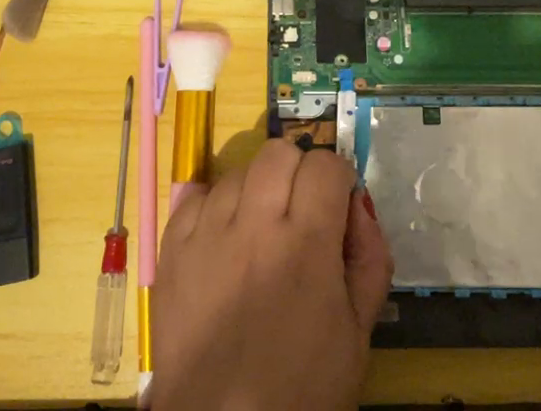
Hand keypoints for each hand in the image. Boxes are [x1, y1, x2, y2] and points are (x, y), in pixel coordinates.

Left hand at [151, 139, 392, 410]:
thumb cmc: (301, 388)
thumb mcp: (358, 332)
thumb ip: (369, 258)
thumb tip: (359, 207)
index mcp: (306, 242)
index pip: (325, 165)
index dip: (338, 179)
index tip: (337, 205)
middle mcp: (254, 224)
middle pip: (278, 153)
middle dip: (297, 171)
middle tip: (301, 211)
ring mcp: (207, 233)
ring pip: (236, 172)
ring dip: (255, 190)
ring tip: (259, 231)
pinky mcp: (171, 248)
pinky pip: (193, 196)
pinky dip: (213, 206)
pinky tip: (223, 237)